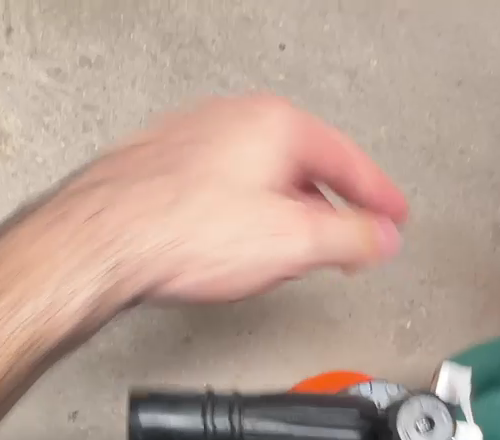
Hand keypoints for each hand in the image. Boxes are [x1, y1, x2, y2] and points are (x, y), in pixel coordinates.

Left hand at [44, 95, 409, 304]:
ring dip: (284, 220)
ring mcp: (198, 141)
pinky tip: (235, 251)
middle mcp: (237, 122)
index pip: (351, 162)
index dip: (380, 198)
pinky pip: (226, 194)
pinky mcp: (169, 169)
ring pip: (264, 181)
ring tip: (286, 258)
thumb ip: (351, 238)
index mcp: (278, 127)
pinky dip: (244, 221)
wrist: (104, 242)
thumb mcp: (293, 243)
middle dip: (328, 212)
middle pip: (306, 169)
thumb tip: (383, 238)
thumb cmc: (182, 233)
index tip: (396, 218)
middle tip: (345, 244)